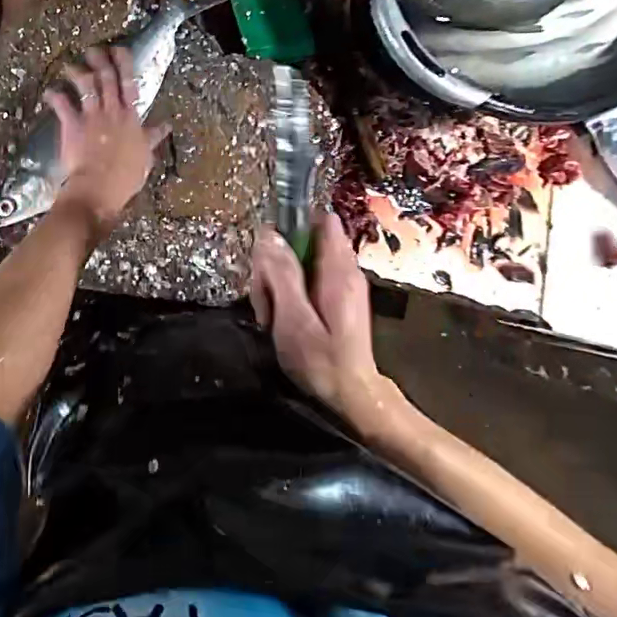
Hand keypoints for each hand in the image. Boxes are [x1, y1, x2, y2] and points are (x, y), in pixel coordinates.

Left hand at [45, 46, 170, 231]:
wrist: (99, 187)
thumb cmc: (126, 176)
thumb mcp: (145, 156)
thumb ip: (151, 137)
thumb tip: (164, 126)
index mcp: (131, 117)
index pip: (130, 83)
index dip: (124, 64)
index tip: (119, 50)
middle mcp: (112, 111)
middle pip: (107, 77)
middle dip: (100, 60)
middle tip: (94, 50)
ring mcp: (91, 116)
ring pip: (85, 85)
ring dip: (77, 72)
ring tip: (71, 65)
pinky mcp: (72, 125)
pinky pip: (61, 105)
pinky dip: (55, 96)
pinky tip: (50, 91)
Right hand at [251, 212, 395, 427]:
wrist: (351, 397)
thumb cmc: (323, 362)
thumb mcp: (294, 319)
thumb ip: (281, 274)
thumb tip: (268, 234)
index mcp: (338, 270)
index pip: (321, 219)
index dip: (292, 225)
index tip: (269, 251)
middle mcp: (343, 270)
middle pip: (302, 241)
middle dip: (275, 262)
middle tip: (265, 298)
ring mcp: (340, 284)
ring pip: (299, 262)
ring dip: (277, 282)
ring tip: (270, 315)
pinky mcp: (335, 298)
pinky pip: (304, 280)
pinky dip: (287, 294)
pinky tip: (280, 319)